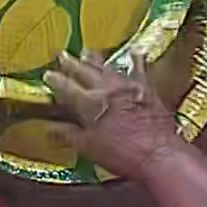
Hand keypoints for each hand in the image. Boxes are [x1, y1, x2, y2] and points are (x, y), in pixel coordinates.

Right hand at [45, 50, 187, 178]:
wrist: (159, 155)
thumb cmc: (122, 154)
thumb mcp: (89, 148)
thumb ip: (68, 135)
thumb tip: (49, 130)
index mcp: (89, 104)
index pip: (67, 88)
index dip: (56, 81)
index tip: (48, 74)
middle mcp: (107, 90)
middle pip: (86, 72)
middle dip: (72, 64)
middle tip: (63, 55)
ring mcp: (128, 87)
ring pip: (108, 68)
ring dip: (96, 60)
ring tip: (88, 52)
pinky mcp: (147, 90)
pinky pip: (140, 70)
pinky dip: (136, 60)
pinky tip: (136, 52)